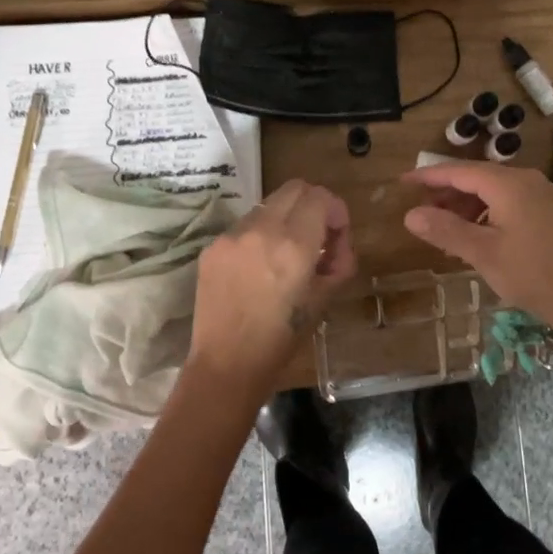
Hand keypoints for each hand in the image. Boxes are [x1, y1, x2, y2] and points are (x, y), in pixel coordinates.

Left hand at [189, 180, 356, 389]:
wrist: (226, 365)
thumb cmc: (282, 339)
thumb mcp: (325, 300)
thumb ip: (340, 261)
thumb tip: (337, 243)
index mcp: (294, 245)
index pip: (321, 198)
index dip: (336, 210)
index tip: (337, 235)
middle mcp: (262, 230)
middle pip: (296, 188)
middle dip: (313, 205)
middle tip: (317, 236)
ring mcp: (232, 236)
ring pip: (269, 205)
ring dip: (286, 219)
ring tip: (287, 254)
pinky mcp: (213, 247)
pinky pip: (245, 226)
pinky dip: (261, 235)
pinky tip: (260, 267)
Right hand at [400, 160, 552, 328]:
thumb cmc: (531, 273)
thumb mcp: (482, 253)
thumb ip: (446, 230)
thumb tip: (410, 214)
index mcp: (508, 184)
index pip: (460, 171)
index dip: (430, 176)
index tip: (403, 181)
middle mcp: (525, 180)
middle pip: (477, 177)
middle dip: (447, 192)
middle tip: (420, 210)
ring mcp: (539, 194)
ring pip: (492, 190)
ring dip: (465, 205)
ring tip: (442, 228)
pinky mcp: (545, 210)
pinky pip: (506, 201)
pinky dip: (485, 213)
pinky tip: (473, 237)